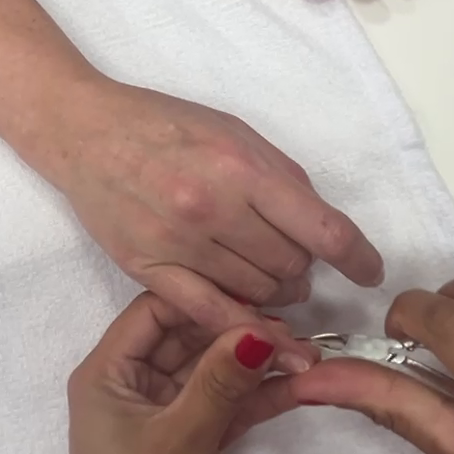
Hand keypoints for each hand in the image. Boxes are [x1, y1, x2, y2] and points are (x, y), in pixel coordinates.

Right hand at [33, 80, 384, 362]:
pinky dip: (245, 329)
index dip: (359, 258)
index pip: (323, 230)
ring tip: (261, 273)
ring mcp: (177, 244)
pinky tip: (264, 332)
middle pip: (292, 267)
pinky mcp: (146, 269)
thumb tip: (319, 225)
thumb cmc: (159, 122)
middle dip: (302, 267)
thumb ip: (279, 175)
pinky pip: (210, 315)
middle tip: (288, 256)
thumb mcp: (230, 129)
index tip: (370, 271)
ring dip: (274, 291)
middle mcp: (212, 209)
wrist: (83, 132)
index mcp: (239, 168)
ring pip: (258, 294)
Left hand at [61, 293, 306, 453]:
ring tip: (308, 355)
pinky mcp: (190, 443)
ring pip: (210, 373)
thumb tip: (258, 328)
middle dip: (236, 334)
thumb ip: (219, 382)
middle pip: (185, 339)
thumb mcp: (179, 441)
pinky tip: (297, 386)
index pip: (153, 312)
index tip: (255, 302)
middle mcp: (131, 383)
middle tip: (294, 333)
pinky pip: (223, 406)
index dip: (201, 302)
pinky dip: (256, 397)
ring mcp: (162, 413)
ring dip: (253, 365)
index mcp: (107, 371)